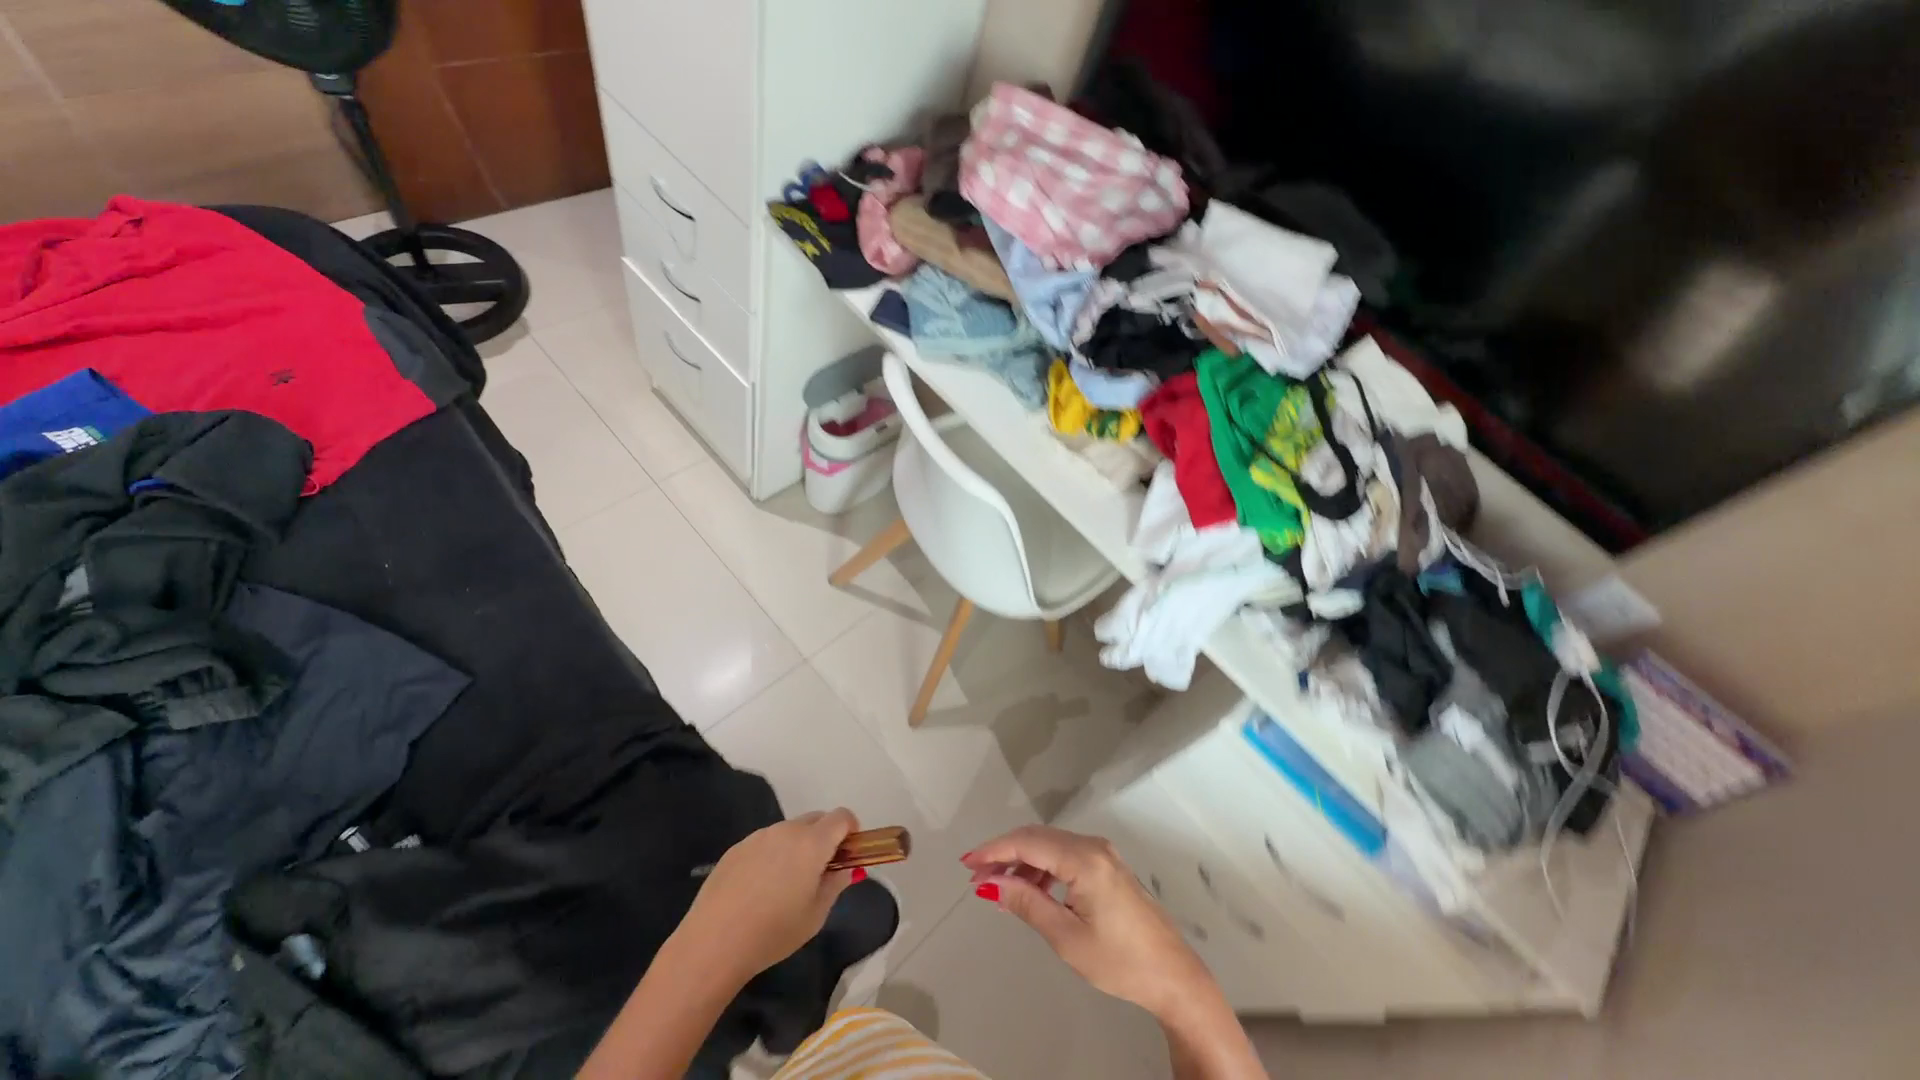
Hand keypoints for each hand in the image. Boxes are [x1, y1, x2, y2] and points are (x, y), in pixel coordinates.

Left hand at [676, 808, 858, 982]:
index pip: (841, 817)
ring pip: (788, 831)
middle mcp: (785, 831)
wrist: (714, 942)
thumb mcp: (816, 914)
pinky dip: (772, 855)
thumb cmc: (774, 932)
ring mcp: (757, 837)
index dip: (851, 831)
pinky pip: (764, 843)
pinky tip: (759, 889)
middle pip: (815, 819)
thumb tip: (845, 869)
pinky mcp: (735, 849)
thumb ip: (835, 884)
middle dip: (825, 838)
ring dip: (797, 846)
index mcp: (812, 843)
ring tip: (786, 885)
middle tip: (821, 871)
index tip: (848, 854)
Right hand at [961, 826, 1219, 1024]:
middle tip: (975, 875)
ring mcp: (1104, 856)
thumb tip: (989, 883)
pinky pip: (1065, 855)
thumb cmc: (1119, 961)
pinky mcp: (1109, 868)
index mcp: (1085, 860)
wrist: (1173, 976)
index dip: (994, 850)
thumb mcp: (1065, 936)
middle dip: (1004, 852)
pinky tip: (1029, 889)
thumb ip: (1026, 903)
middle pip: (1038, 837)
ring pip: (1051, 845)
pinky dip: (1042, 867)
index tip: (966, 863)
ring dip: (1021, 860)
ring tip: (997, 886)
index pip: (1028, 842)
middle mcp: (1095, 848)